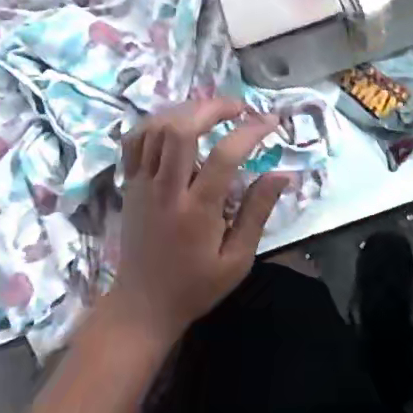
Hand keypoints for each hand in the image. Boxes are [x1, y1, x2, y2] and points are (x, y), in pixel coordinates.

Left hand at [104, 99, 290, 345]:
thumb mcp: (238, 259)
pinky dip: (156, 122)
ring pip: (156, 128)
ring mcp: (142, 184)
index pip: (224, 156)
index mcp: (196, 211)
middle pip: (181, 129)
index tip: (271, 121)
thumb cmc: (195, 286)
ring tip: (211, 111)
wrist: (141, 305)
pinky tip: (178, 123)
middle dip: (213, 107)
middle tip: (239, 107)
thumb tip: (283, 174)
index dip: (250, 131)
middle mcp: (166, 190)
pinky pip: (134, 139)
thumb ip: (258, 212)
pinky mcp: (129, 184)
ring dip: (186, 110)